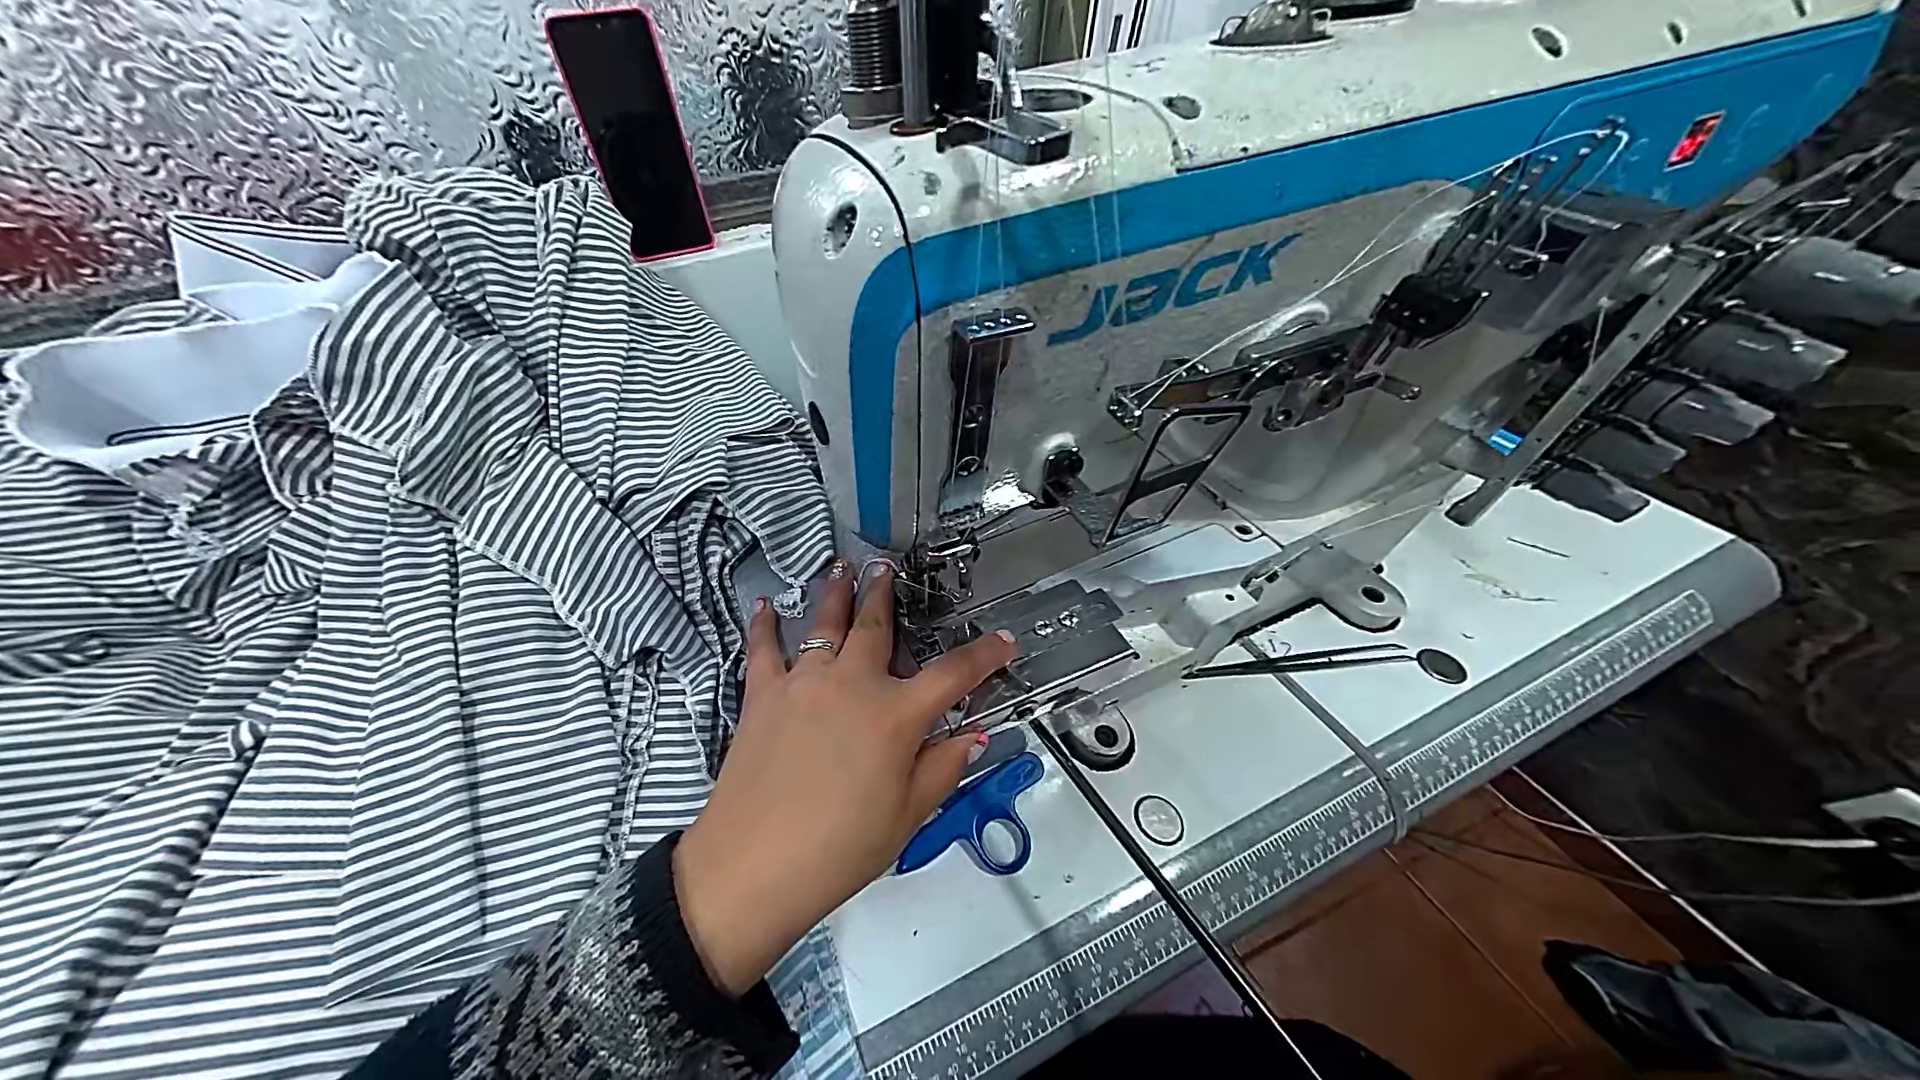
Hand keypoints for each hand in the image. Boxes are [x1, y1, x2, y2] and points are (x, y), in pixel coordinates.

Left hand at [673, 559, 1017, 995]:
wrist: (751, 867)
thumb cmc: (840, 848)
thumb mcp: (908, 815)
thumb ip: (943, 767)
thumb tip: (972, 735)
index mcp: (896, 714)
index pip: (954, 674)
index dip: (985, 656)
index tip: (1003, 642)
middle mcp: (852, 683)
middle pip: (876, 626)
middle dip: (886, 594)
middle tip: (887, 568)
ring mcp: (804, 683)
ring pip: (824, 624)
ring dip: (836, 593)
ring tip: (842, 568)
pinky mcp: (763, 696)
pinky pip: (764, 649)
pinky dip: (764, 626)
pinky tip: (765, 606)